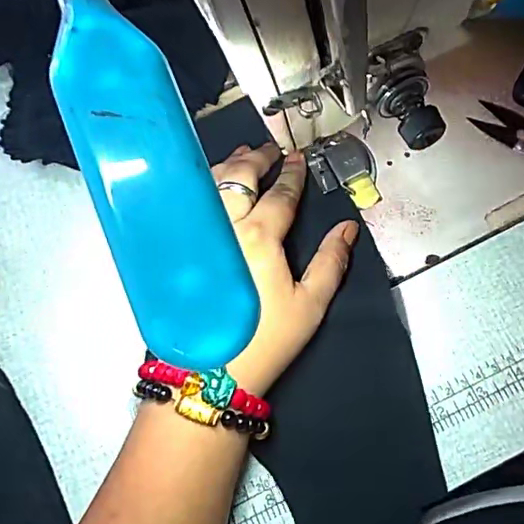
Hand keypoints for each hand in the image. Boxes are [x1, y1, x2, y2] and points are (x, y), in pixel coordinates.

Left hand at [209, 144, 358, 395]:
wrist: (209, 374)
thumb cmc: (263, 342)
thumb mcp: (310, 305)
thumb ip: (331, 262)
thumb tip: (347, 230)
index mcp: (259, 238)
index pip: (279, 195)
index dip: (291, 175)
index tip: (297, 160)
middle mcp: (223, 229)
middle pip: (240, 179)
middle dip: (257, 159)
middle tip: (269, 149)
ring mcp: (195, 237)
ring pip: (210, 186)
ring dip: (228, 167)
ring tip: (240, 158)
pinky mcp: (176, 250)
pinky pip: (188, 205)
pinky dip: (203, 187)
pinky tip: (210, 190)